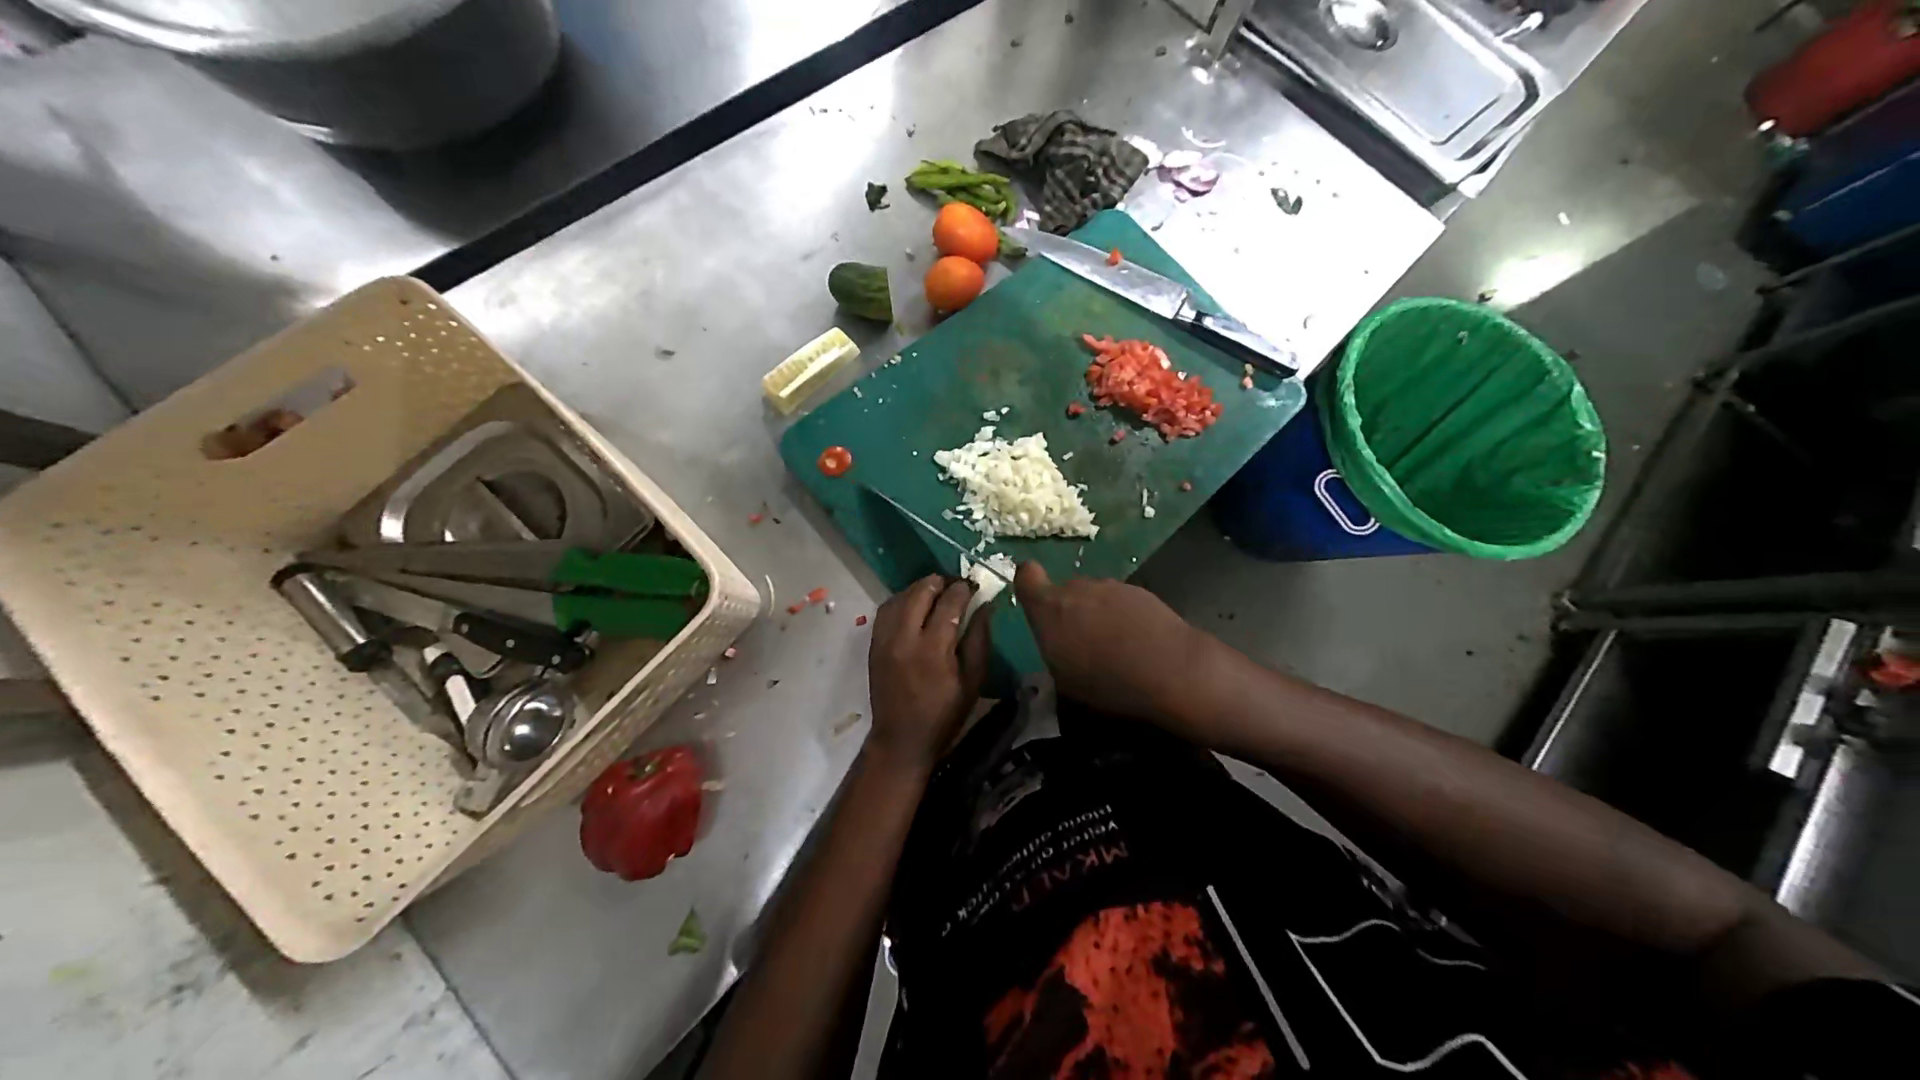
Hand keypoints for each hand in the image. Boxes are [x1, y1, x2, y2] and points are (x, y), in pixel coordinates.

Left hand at [866, 575, 991, 770]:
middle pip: (921, 592)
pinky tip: (914, 605)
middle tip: (955, 585)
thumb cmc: (944, 714)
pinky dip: (901, 600)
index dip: (963, 589)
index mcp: (933, 649)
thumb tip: (985, 606)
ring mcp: (885, 639)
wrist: (901, 739)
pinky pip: (885, 610)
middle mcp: (905, 638)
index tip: (973, 586)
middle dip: (940, 583)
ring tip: (935, 591)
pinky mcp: (873, 644)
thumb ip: (979, 640)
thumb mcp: (973, 681)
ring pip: (900, 597)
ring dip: (919, 589)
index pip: (949, 603)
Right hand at [1014, 562, 1215, 729]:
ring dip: (1098, 614)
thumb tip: (1057, 640)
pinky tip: (1138, 643)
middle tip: (1082, 643)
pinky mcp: (1140, 592)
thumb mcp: (1064, 678)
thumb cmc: (1106, 681)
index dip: (1029, 584)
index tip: (1037, 604)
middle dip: (1069, 610)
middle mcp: (1077, 588)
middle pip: (1065, 590)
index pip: (1026, 575)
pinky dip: (1124, 617)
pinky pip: (1121, 602)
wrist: (1170, 669)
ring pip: (1094, 596)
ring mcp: (1111, 587)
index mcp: (1049, 608)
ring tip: (1114, 647)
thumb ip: (1053, 648)